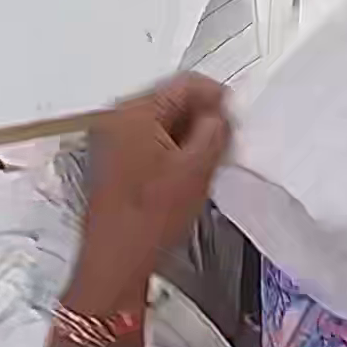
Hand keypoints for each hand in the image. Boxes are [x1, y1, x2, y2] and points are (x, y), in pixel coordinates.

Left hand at [66, 73, 230, 312]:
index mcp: (134, 113)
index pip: (186, 84)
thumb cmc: (152, 215)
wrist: (116, 262)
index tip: (235, 118)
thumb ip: (216, 127)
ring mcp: (111, 140)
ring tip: (208, 158)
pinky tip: (189, 169)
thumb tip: (220, 113)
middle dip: (203, 116)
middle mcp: (116, 119)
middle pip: (172, 100)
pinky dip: (174, 146)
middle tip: (225, 139)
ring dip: (190, 133)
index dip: (218, 97)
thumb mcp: (199, 165)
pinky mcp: (114, 160)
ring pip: (164, 120)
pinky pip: (152, 138)